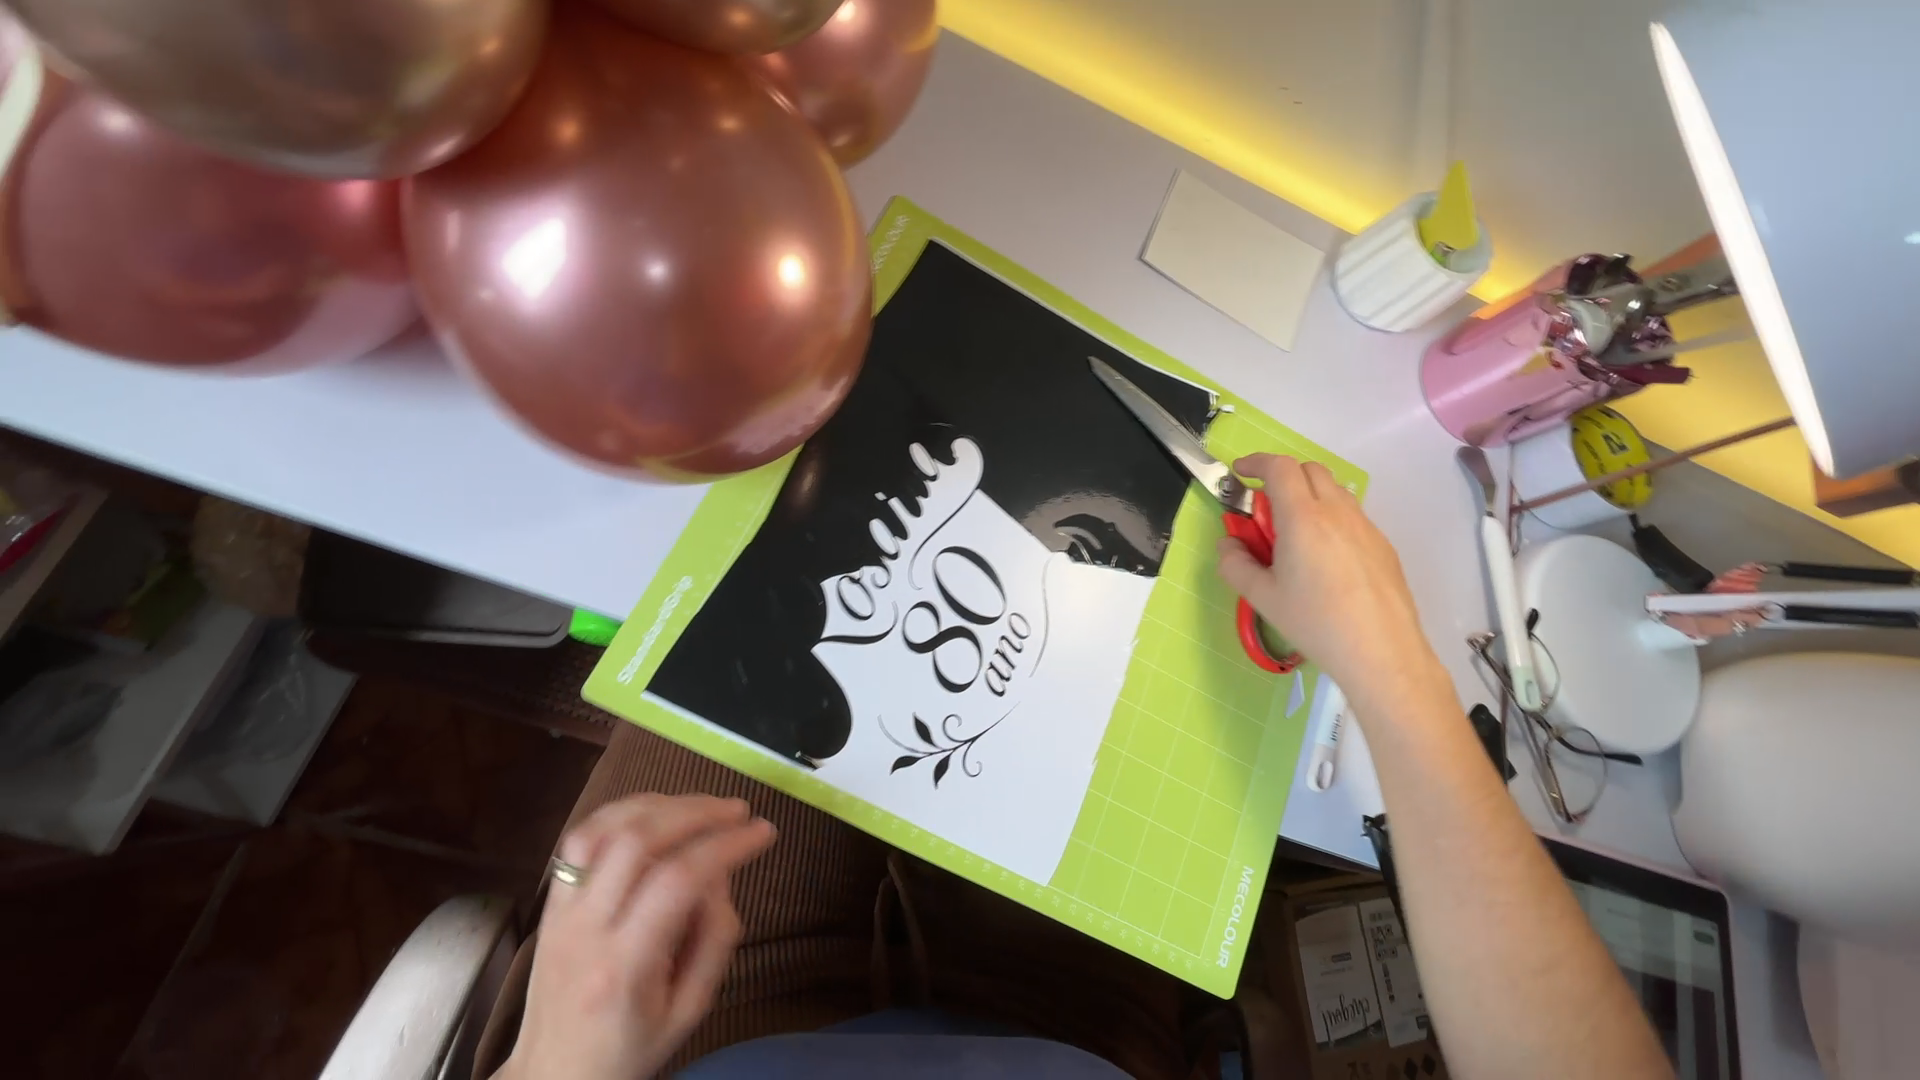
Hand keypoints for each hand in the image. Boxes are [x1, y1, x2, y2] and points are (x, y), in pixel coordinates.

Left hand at [501, 794, 776, 1079]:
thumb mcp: (690, 1010)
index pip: (678, 880)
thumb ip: (714, 938)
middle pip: (638, 840)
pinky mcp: (550, 901)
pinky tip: (658, 811)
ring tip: (702, 805)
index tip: (764, 831)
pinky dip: (624, 812)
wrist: (551, 1078)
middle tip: (738, 810)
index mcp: (624, 966)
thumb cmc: (629, 1050)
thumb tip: (722, 872)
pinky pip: (582, 837)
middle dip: (697, 812)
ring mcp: (560, 911)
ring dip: (660, 804)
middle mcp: (585, 929)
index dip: (727, 845)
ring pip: (605, 828)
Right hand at [1216, 454, 1433, 701]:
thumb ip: (1235, 565)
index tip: (1240, 473)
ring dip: (1307, 495)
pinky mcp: (1382, 545)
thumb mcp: (1262, 598)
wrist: (1381, 652)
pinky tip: (1322, 558)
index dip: (1256, 462)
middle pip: (1309, 469)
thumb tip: (1228, 544)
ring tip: (1292, 534)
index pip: (1280, 468)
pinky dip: (1329, 517)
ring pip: (1333, 490)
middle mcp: (1337, 513)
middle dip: (1282, 476)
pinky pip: (1350, 515)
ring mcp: (1365, 527)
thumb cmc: (1315, 623)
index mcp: (1303, 519)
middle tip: (1263, 507)